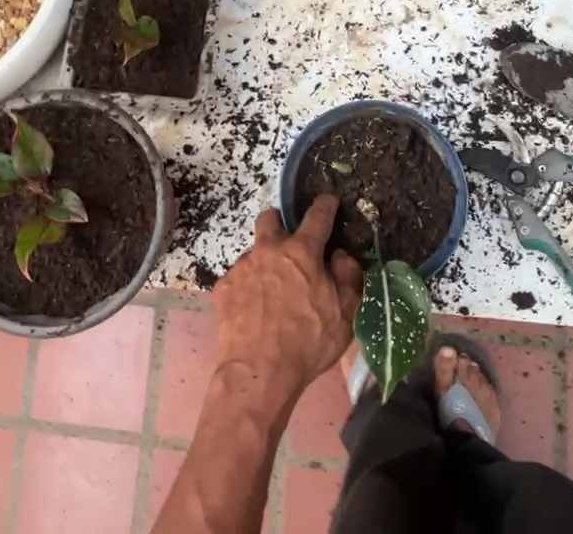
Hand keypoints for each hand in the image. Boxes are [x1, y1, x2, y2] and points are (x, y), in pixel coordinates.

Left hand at [212, 195, 363, 398]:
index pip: (317, 217)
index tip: (328, 200)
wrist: (258, 372)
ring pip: (254, 252)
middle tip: (289, 243)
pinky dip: (249, 287)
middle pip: (270, 219)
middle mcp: (268, 250)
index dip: (325, 205)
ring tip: (273, 291)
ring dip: (265, 262)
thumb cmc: (308, 343)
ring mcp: (242, 267)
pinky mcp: (223, 288)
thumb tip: (341, 256)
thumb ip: (349, 278)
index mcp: (302, 252)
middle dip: (280, 223)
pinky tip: (255, 310)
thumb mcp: (346, 314)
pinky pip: (239, 278)